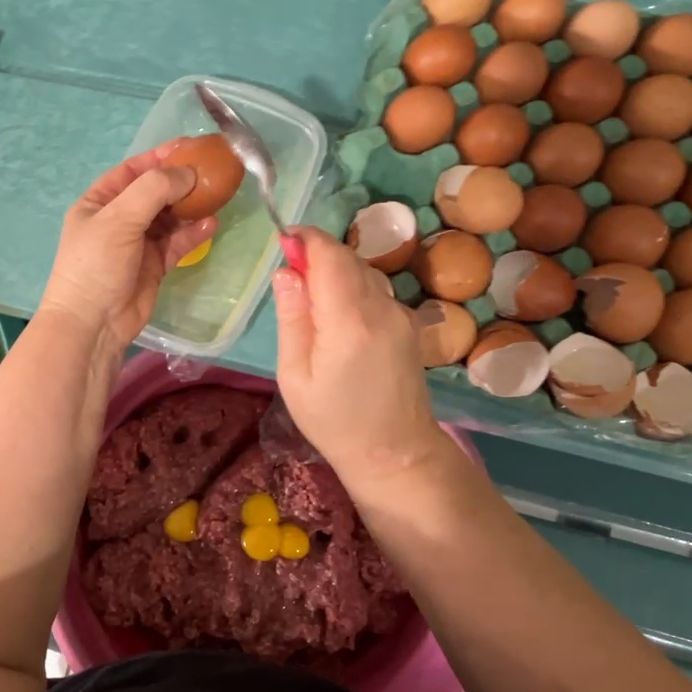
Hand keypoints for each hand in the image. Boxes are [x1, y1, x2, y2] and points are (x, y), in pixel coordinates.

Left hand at [38, 141, 218, 349]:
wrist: (93, 323)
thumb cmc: (97, 265)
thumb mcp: (119, 219)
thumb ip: (153, 190)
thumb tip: (187, 174)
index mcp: (99, 203)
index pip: (132, 171)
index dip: (159, 158)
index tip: (190, 147)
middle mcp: (118, 220)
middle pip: (154, 192)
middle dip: (181, 181)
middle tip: (213, 170)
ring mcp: (136, 244)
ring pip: (169, 218)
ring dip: (191, 207)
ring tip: (217, 194)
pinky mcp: (154, 266)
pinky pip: (177, 243)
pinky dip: (193, 233)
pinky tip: (212, 224)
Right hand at [271, 226, 452, 482]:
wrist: (394, 452)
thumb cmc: (333, 420)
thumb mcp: (295, 374)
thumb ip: (292, 318)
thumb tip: (286, 272)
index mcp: (349, 321)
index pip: (330, 255)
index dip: (306, 239)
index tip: (282, 240)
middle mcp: (382, 308)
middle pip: (348, 259)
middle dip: (317, 254)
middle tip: (289, 276)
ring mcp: (401, 315)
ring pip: (364, 272)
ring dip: (335, 271)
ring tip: (310, 301)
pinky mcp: (409, 324)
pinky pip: (376, 291)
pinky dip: (352, 289)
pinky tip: (336, 318)